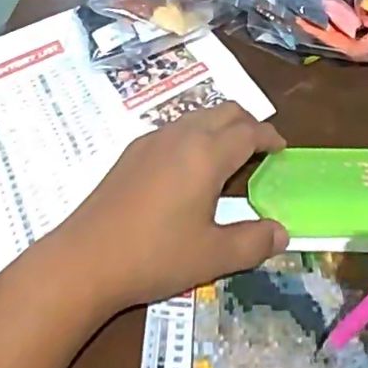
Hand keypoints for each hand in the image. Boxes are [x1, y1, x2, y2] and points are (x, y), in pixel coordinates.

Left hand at [46, 103, 289, 310]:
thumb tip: (282, 232)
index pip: (248, 131)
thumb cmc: (155, 255)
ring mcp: (154, 138)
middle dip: (248, 122)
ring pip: (198, 116)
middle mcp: (182, 134)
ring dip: (220, 126)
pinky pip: (176, 128)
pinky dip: (195, 135)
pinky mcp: (134, 149)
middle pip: (225, 111)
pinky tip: (189, 169)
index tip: (282, 147)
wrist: (86, 257)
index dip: (269, 136)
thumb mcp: (212, 257)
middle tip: (260, 147)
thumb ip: (252, 242)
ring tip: (228, 157)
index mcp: (207, 153)